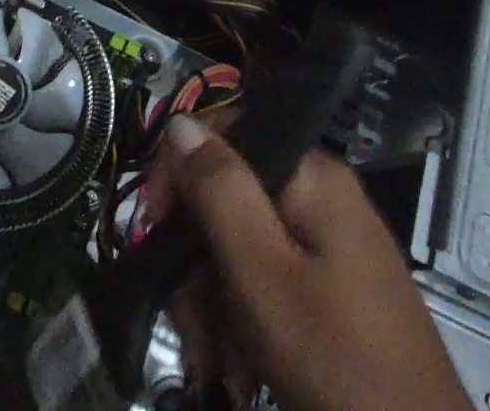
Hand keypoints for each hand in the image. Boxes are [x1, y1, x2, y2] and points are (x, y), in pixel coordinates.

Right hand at [148, 115, 470, 410]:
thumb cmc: (335, 358)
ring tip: (213, 361)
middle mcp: (319, 199)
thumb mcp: (261, 270)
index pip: (224, 136)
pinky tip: (236, 367)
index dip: (179, 173)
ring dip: (210, 303)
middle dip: (194, 263)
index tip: (155, 227)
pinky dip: (240, 320)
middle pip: (226, 201)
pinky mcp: (328, 287)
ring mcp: (326, 245)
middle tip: (187, 322)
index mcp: (311, 179)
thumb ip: (219, 190)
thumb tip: (182, 122)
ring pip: (237, 248)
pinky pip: (264, 281)